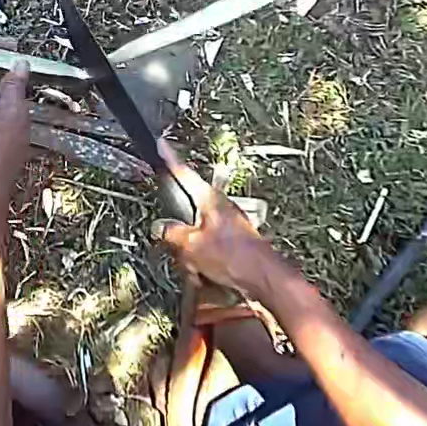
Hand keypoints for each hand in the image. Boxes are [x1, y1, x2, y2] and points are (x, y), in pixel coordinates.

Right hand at [154, 146, 284, 297]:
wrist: (266, 281)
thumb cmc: (235, 257)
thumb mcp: (192, 245)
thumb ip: (172, 233)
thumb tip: (160, 227)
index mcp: (210, 199)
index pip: (183, 174)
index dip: (169, 160)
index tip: (161, 145)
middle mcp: (220, 207)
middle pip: (186, 214)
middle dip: (180, 237)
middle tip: (183, 252)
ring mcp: (227, 225)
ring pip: (195, 235)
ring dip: (192, 254)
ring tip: (199, 269)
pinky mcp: (232, 243)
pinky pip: (207, 250)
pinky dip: (203, 263)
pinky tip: (208, 275)